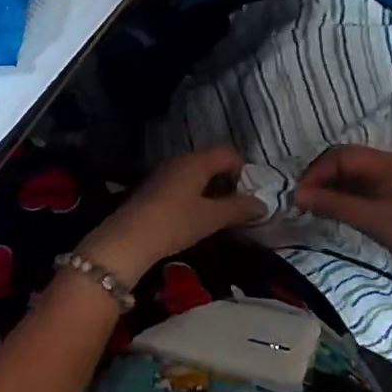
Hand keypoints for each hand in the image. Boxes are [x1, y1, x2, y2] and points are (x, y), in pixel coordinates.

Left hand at [77, 147, 264, 284]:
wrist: (129, 238)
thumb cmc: (175, 222)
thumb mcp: (212, 218)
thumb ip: (238, 208)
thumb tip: (262, 204)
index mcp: (195, 161)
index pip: (228, 153)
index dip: (243, 170)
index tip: (248, 195)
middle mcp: (178, 161)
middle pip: (209, 162)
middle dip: (225, 181)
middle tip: (235, 206)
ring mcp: (161, 173)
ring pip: (193, 174)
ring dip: (207, 189)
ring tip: (216, 214)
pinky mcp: (150, 188)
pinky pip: (178, 184)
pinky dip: (190, 195)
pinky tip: (191, 216)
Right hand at [294, 145, 391, 272]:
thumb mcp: (371, 219)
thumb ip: (332, 204)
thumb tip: (296, 194)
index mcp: (387, 163)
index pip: (340, 156)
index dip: (316, 172)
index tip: (299, 196)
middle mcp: (389, 165)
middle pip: (344, 161)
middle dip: (320, 178)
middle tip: (303, 202)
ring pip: (351, 175)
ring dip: (330, 189)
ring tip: (314, 209)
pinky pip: (361, 188)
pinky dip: (343, 197)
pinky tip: (334, 213)